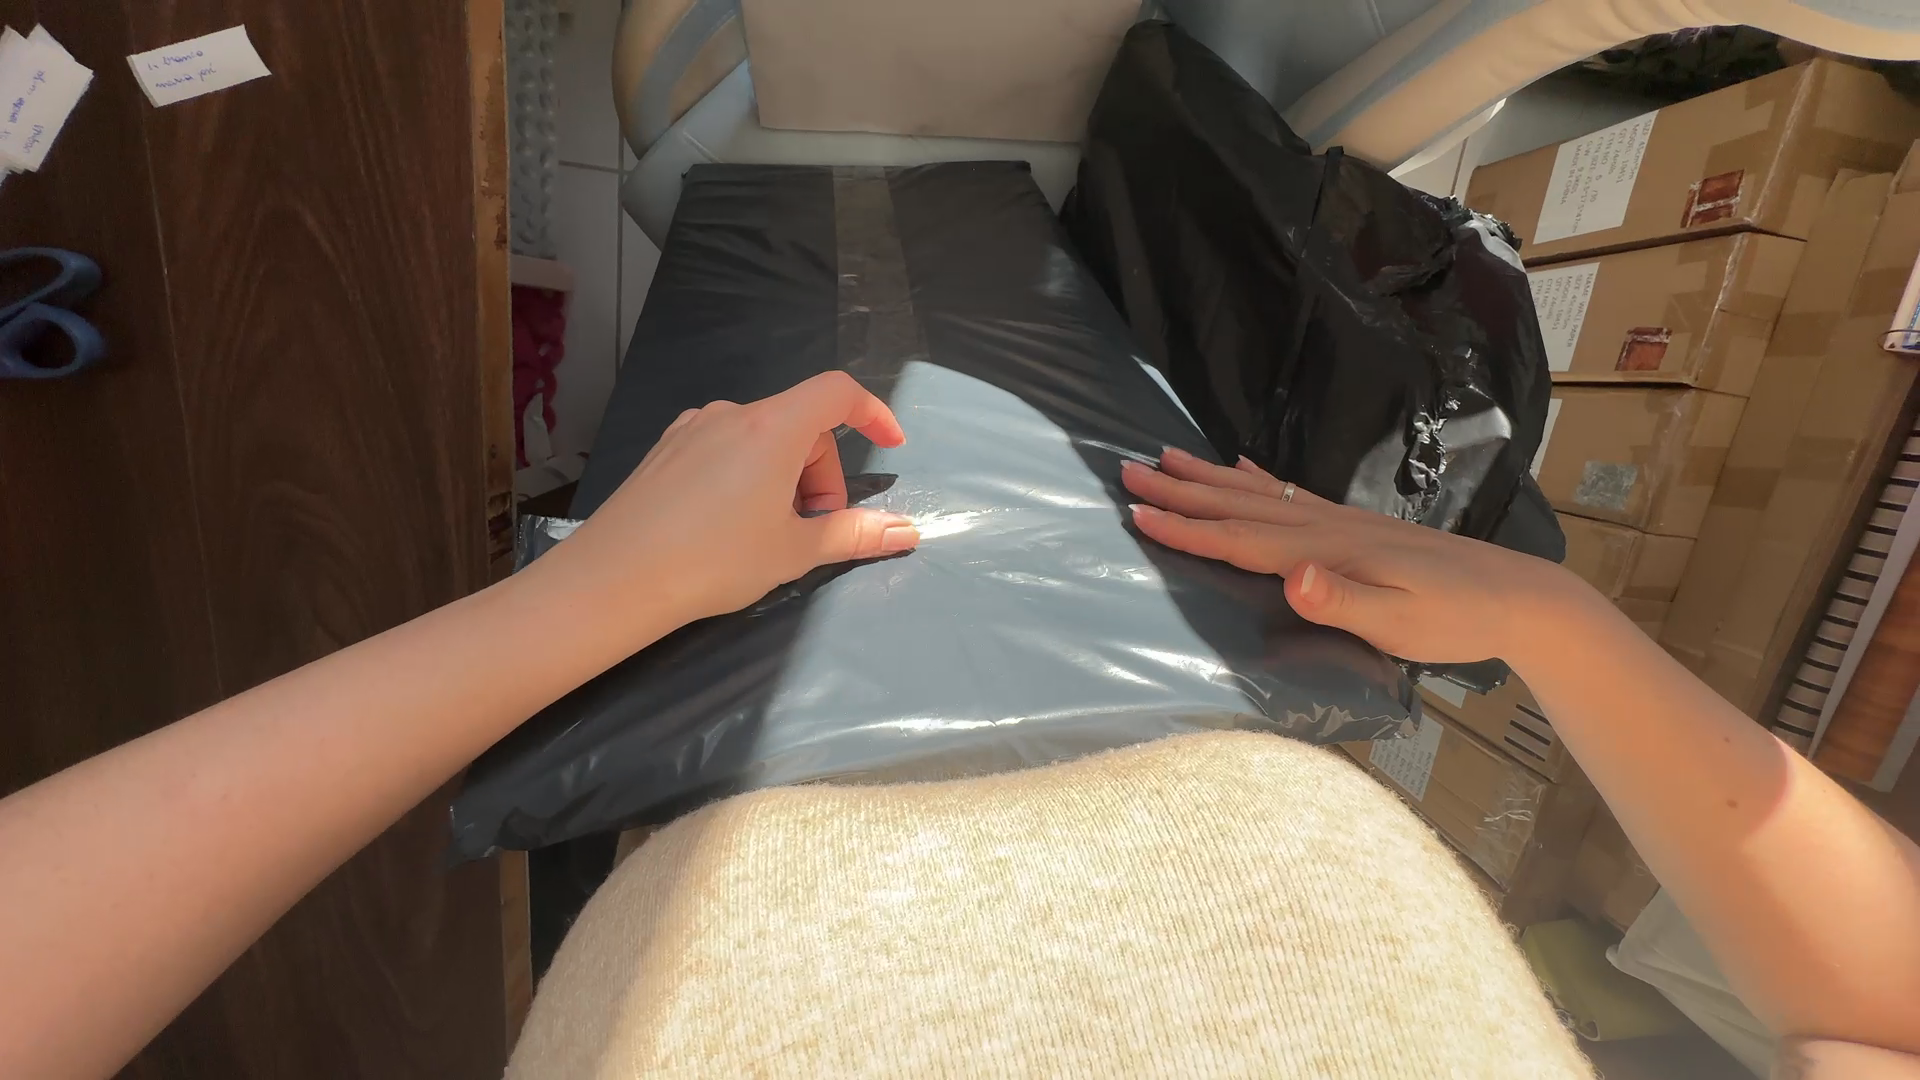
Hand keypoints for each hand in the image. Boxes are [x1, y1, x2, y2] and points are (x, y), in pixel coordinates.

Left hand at [541, 371, 919, 626]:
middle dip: (821, 474)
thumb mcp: (795, 550)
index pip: (838, 392)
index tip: (892, 445)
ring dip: (786, 476)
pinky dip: (750, 473)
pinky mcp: (667, 448)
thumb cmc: (717, 560)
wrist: (614, 580)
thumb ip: (856, 534)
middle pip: (802, 425)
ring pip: (765, 439)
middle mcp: (733, 413)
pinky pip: (728, 447)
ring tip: (769, 530)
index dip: (873, 413)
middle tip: (812, 528)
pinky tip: (728, 520)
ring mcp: (693, 428)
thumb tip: (907, 531)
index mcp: (773, 428)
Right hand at [1120, 448, 1587, 665]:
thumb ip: (1341, 599)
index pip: (1237, 538)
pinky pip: (1286, 489)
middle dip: (1179, 488)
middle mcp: (1317, 524)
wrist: (1516, 596)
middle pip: (1234, 503)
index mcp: (1319, 550)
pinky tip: (1240, 463)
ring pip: (1254, 490)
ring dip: (1206, 475)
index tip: (1138, 512)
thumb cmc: (1453, 619)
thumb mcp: (1399, 622)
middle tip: (1129, 470)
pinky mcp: (1347, 521)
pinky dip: (1255, 474)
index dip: (1185, 528)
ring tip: (1167, 455)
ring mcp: (1332, 518)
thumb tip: (1290, 577)